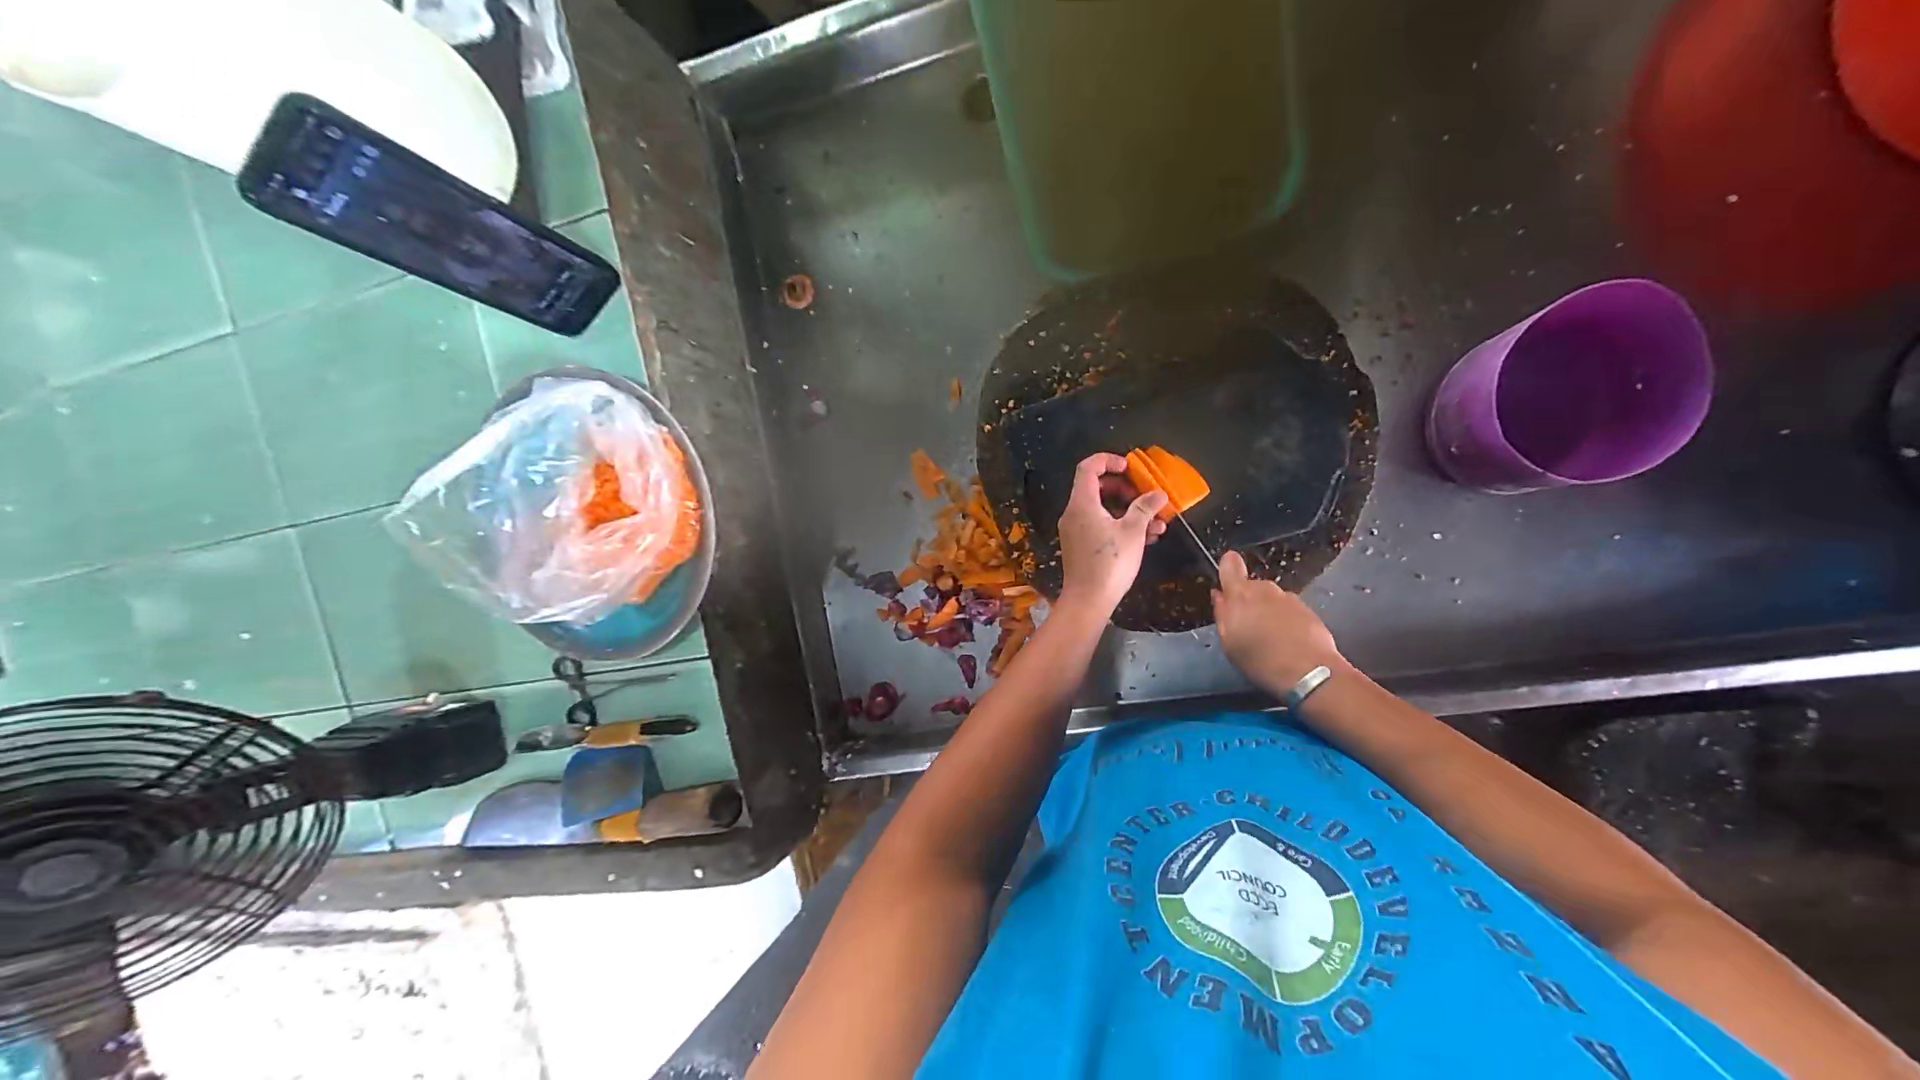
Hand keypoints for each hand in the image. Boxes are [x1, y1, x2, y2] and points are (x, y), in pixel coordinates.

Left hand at [1056, 453, 1166, 615]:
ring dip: (1130, 511)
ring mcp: (1075, 530)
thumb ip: (1145, 508)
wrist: (1088, 600)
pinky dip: (1121, 525)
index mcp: (1082, 504)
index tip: (1129, 467)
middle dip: (1125, 489)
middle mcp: (1074, 513)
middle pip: (1096, 487)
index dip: (1108, 460)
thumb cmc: (1110, 562)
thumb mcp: (1133, 532)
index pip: (1088, 468)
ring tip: (1157, 521)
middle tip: (1145, 497)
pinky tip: (1147, 536)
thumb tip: (1158, 494)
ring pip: (1103, 509)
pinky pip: (1100, 525)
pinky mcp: (1080, 546)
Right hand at [1211, 550, 1344, 692]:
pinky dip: (1286, 622)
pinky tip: (1288, 643)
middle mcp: (1266, 590)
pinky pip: (1290, 611)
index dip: (1227, 566)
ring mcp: (1290, 599)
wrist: (1309, 672)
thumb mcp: (1229, 642)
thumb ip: (1222, 613)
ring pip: (1272, 600)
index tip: (1227, 577)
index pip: (1230, 565)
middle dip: (1249, 602)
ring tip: (1270, 640)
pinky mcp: (1309, 611)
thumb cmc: (1260, 659)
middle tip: (1248, 628)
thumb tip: (1219, 595)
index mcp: (1240, 595)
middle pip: (1252, 587)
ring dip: (1268, 613)